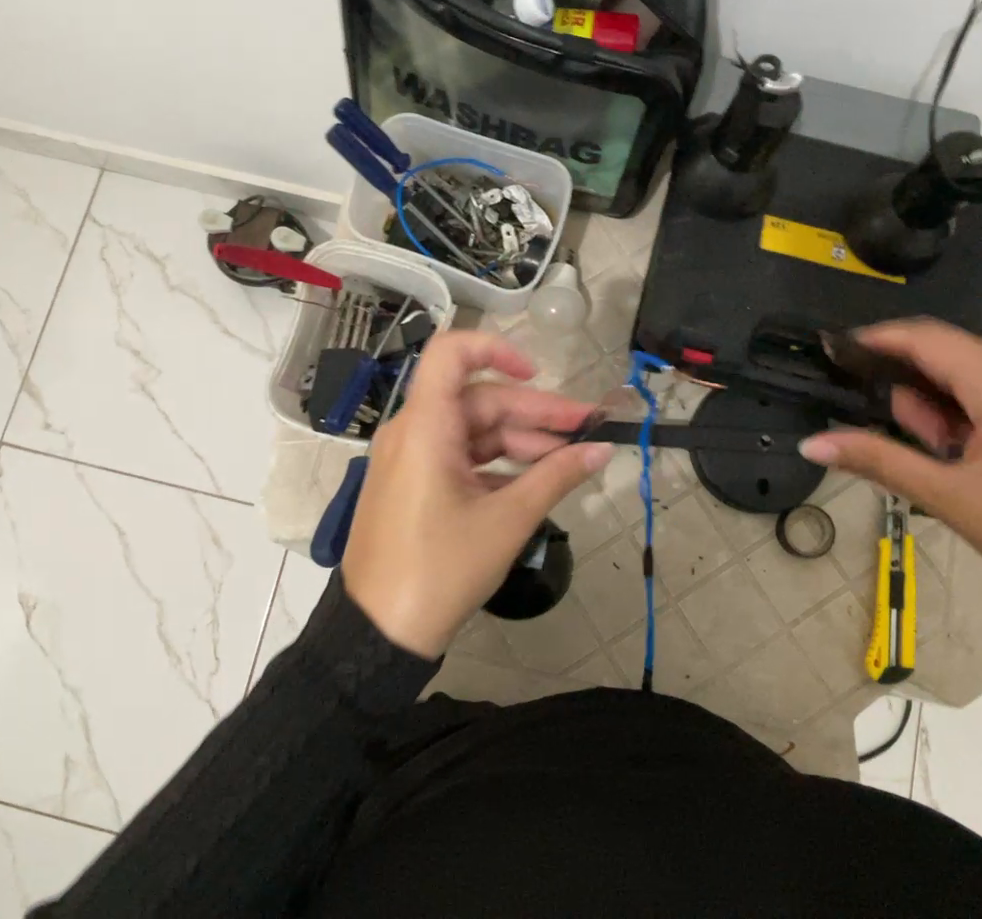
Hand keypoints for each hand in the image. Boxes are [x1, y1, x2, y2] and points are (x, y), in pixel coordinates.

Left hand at [341, 332, 613, 657]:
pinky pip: (458, 459)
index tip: (538, 375)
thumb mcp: (507, 521)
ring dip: (520, 443)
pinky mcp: (411, 488)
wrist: (379, 631)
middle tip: (587, 432)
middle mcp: (411, 433)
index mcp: (425, 427)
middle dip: (534, 414)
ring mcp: (408, 461)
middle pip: (477, 401)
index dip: (497, 350)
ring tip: (568, 464)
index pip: (452, 353)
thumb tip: (602, 449)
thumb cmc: (441, 569)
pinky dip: (496, 466)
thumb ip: (556, 477)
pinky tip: (533, 484)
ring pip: (472, 433)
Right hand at [800, 320, 981, 595]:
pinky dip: (976, 412)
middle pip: (951, 357)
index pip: (927, 339)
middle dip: (917, 392)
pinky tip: (976, 455)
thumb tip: (811, 444)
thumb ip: (878, 460)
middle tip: (910, 442)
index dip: (878, 340)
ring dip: (946, 407)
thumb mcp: (951, 498)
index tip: (836, 352)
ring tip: (949, 460)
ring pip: (977, 375)